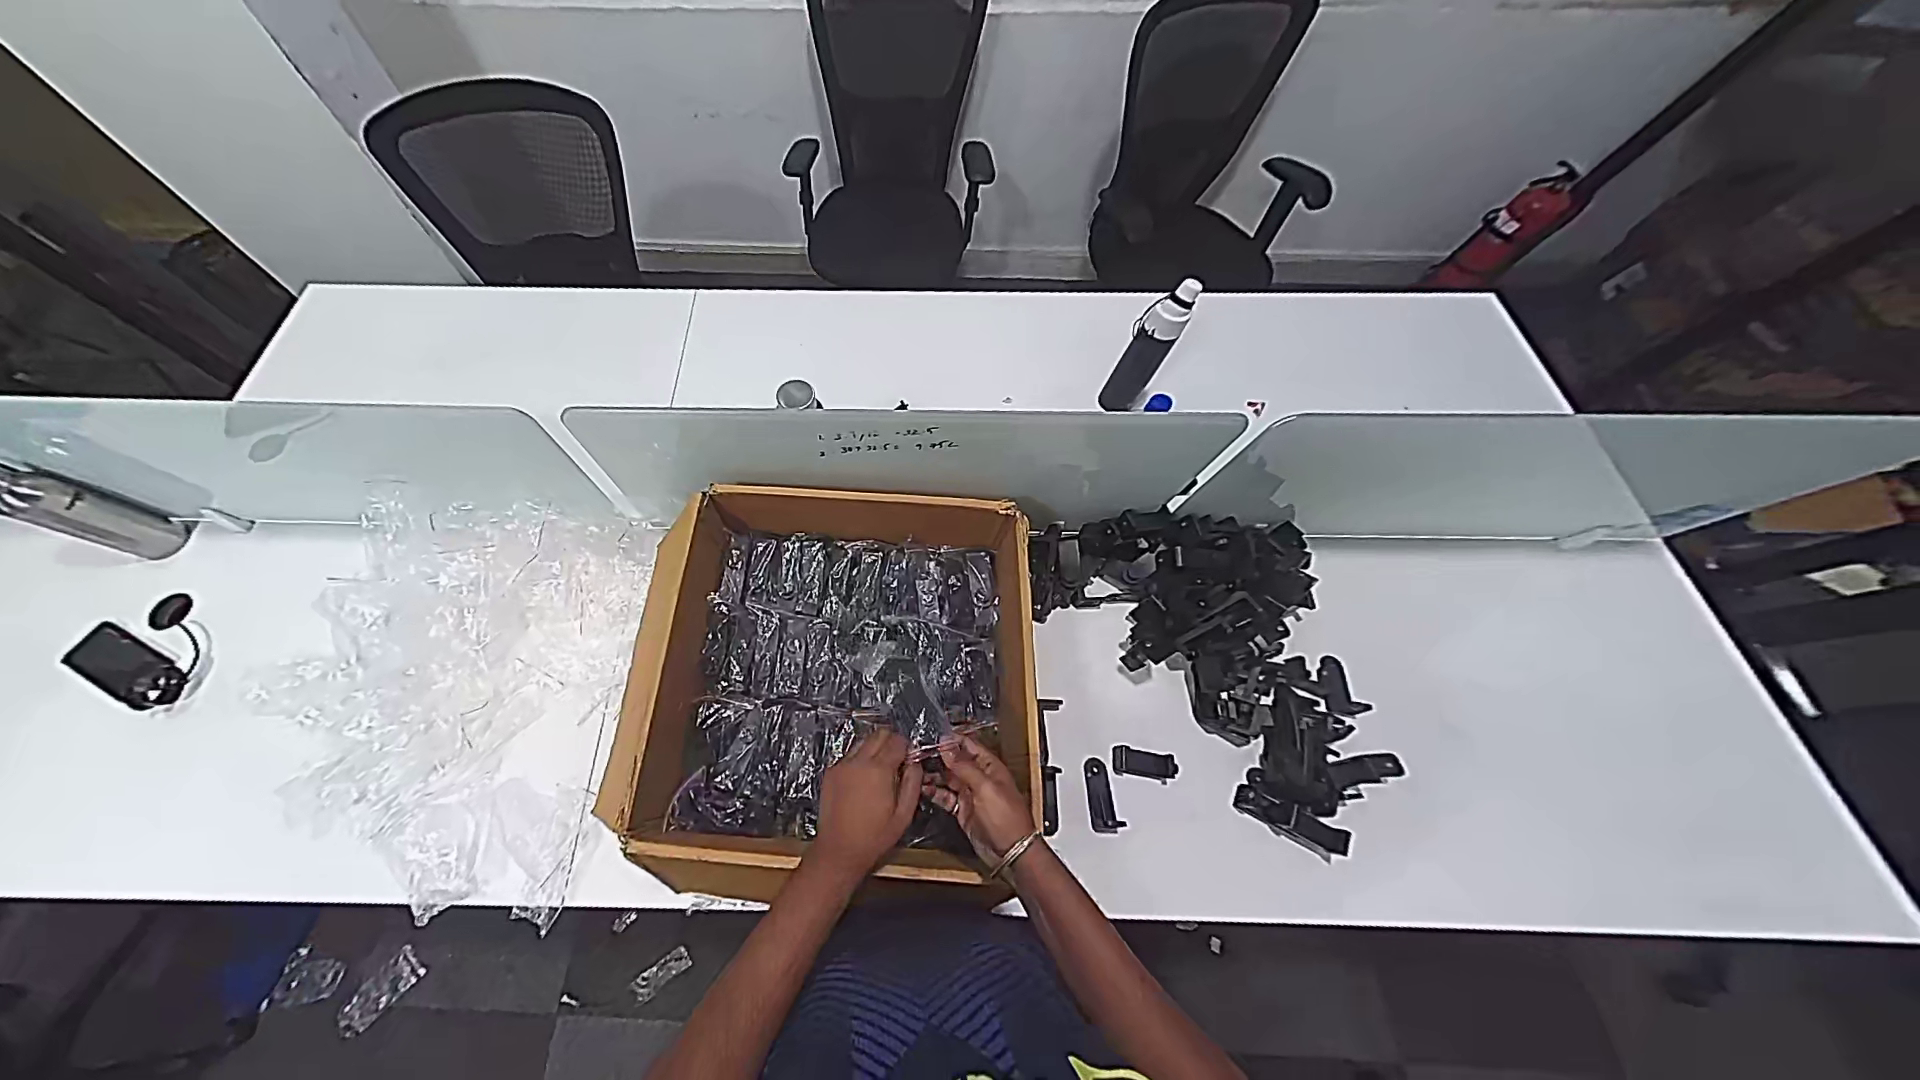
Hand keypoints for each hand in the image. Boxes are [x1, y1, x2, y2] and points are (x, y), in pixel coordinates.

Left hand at [808, 731, 922, 879]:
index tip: (909, 761)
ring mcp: (842, 765)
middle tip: (897, 762)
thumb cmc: (875, 836)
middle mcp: (858, 761)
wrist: (838, 851)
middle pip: (880, 734)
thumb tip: (915, 762)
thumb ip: (913, 783)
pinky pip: (850, 754)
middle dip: (892, 742)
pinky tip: (863, 779)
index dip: (907, 748)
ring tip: (879, 771)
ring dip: (875, 748)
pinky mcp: (830, 772)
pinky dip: (860, 758)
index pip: (897, 740)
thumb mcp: (904, 814)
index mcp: (878, 769)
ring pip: (864, 741)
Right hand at [927, 735, 1036, 863]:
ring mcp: (970, 794)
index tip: (932, 738)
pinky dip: (935, 793)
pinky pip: (946, 797)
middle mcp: (979, 777)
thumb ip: (964, 767)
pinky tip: (924, 790)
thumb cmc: (1007, 818)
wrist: (1011, 851)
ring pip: (948, 779)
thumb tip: (947, 747)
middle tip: (918, 755)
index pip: (967, 745)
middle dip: (938, 757)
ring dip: (933, 775)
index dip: (950, 741)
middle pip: (955, 761)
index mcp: (989, 766)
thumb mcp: (985, 788)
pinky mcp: (963, 810)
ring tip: (916, 772)